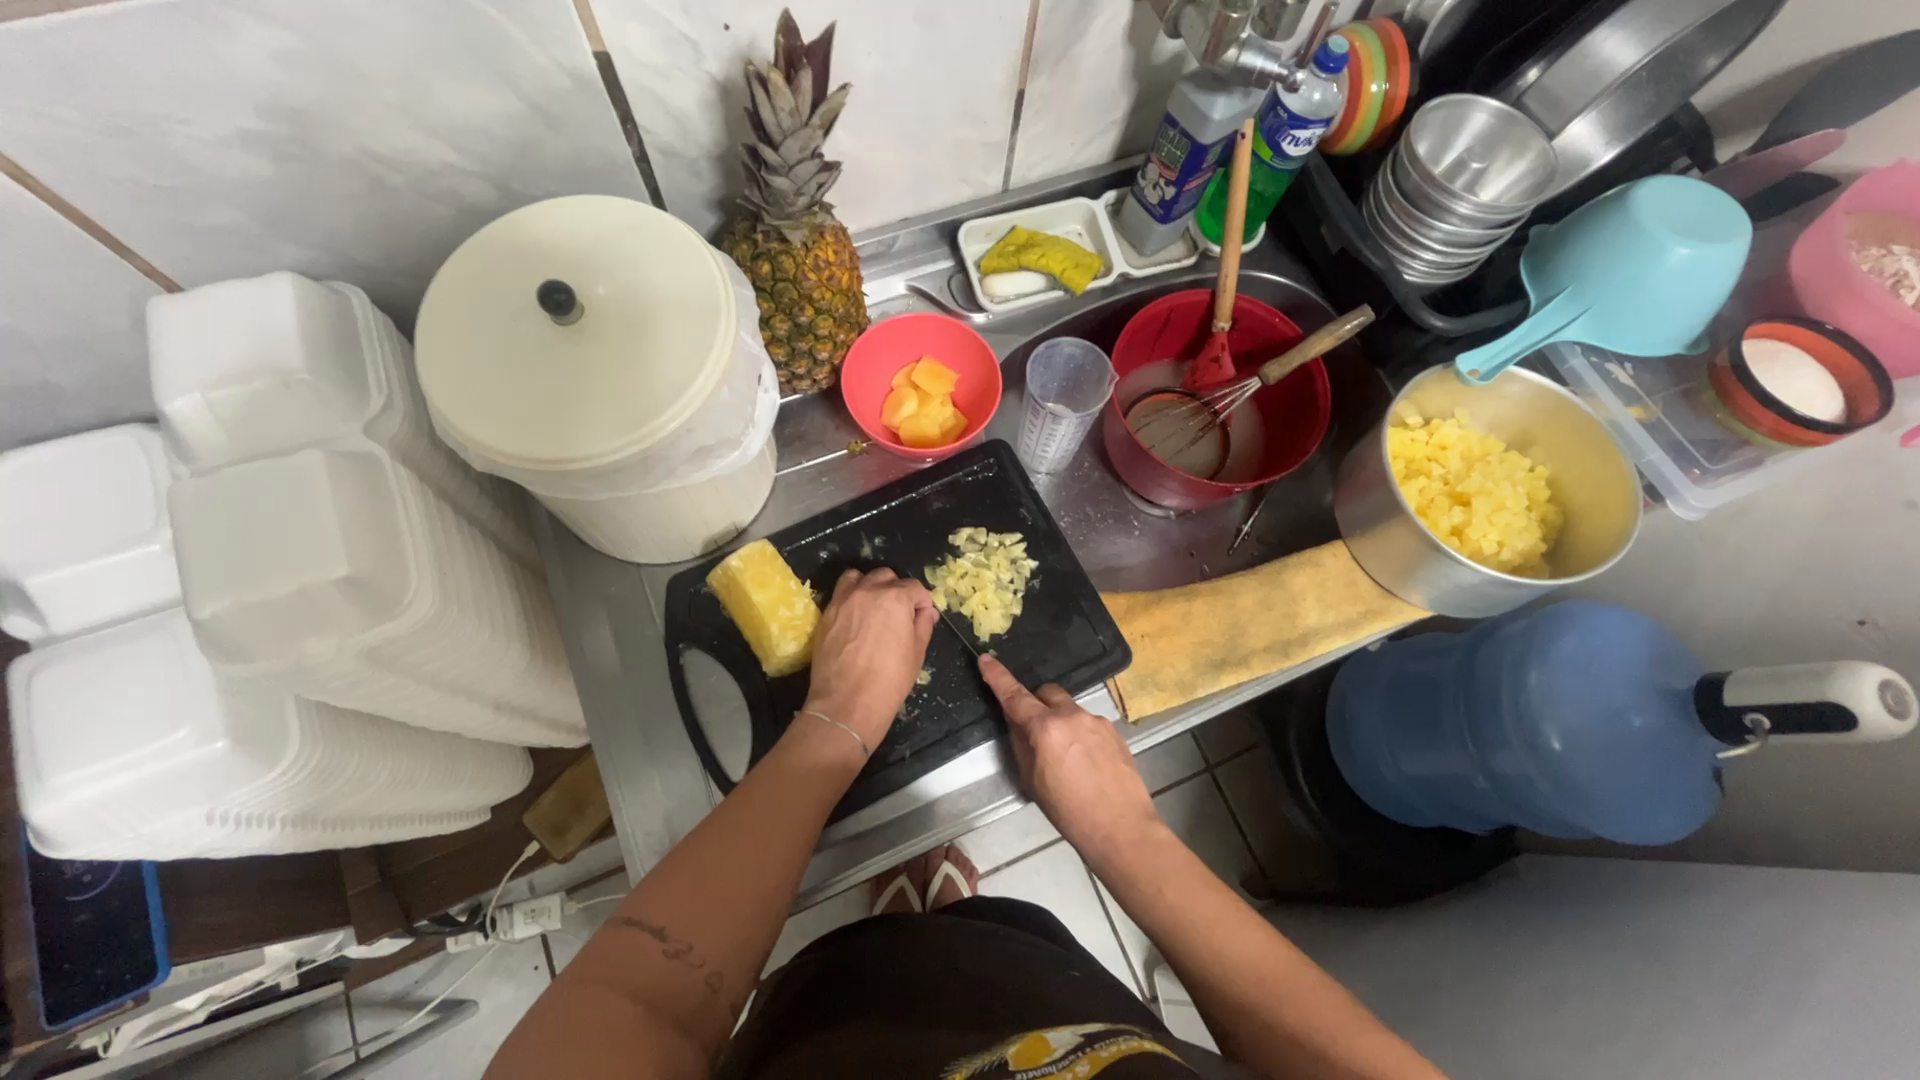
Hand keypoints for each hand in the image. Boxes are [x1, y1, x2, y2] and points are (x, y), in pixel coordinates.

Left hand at [800, 568, 937, 750]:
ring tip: (874, 607)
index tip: (922, 617)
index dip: (922, 602)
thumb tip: (926, 612)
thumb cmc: (889, 680)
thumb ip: (923, 625)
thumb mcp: (917, 653)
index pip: (915, 587)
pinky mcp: (826, 614)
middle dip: (897, 590)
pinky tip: (856, 617)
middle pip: (886, 577)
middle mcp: (868, 591)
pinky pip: (840, 593)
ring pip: (859, 577)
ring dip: (870, 586)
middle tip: (900, 614)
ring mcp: (843, 600)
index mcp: (895, 598)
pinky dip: (851, 597)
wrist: (846, 703)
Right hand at [978, 655, 1162, 864]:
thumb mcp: (1032, 780)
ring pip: (1069, 709)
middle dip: (1035, 704)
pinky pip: (1088, 723)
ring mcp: (1097, 721)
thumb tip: (1017, 722)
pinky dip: (1079, 734)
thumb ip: (1021, 744)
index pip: (1015, 696)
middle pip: (1046, 693)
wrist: (1121, 828)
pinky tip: (1085, 763)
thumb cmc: (1069, 811)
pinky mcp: (1114, 732)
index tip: (985, 659)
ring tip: (1064, 758)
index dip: (997, 677)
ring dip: (1059, 721)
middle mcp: (1072, 716)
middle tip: (1032, 730)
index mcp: (1046, 728)